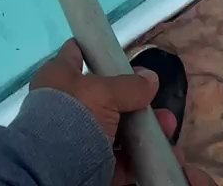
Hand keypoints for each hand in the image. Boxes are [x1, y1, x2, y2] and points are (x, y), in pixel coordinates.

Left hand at [31, 40, 215, 185]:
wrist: (54, 170)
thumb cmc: (73, 115)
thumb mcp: (103, 92)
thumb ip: (129, 85)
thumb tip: (150, 79)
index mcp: (60, 77)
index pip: (76, 54)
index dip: (97, 52)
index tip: (119, 55)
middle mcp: (66, 106)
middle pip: (107, 98)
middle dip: (138, 102)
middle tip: (160, 107)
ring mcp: (78, 138)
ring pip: (117, 131)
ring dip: (145, 131)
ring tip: (169, 130)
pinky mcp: (89, 167)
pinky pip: (119, 161)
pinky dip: (139, 160)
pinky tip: (162, 156)